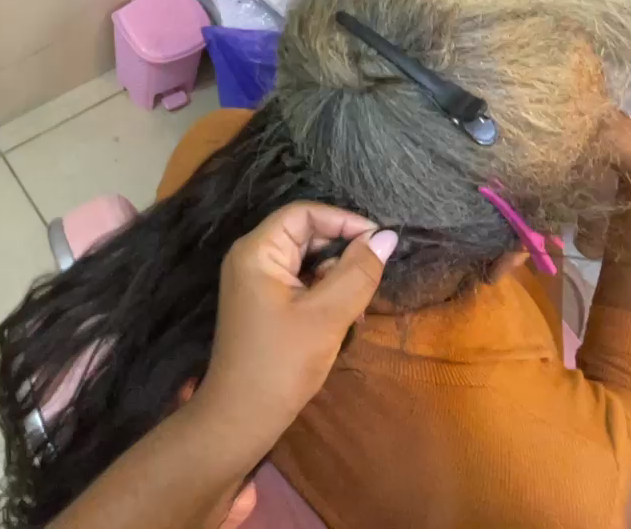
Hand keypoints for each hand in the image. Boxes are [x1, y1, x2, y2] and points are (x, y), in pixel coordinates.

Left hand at [190, 203, 396, 453]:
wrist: (242, 416)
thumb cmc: (282, 362)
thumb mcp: (327, 316)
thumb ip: (357, 273)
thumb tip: (387, 237)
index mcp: (257, 249)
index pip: (303, 213)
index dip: (343, 220)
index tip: (381, 240)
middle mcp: (251, 256)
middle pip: (304, 233)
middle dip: (341, 250)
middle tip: (374, 275)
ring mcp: (255, 279)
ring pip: (305, 258)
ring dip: (335, 273)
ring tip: (358, 300)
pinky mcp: (263, 300)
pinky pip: (298, 280)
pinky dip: (323, 290)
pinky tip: (341, 314)